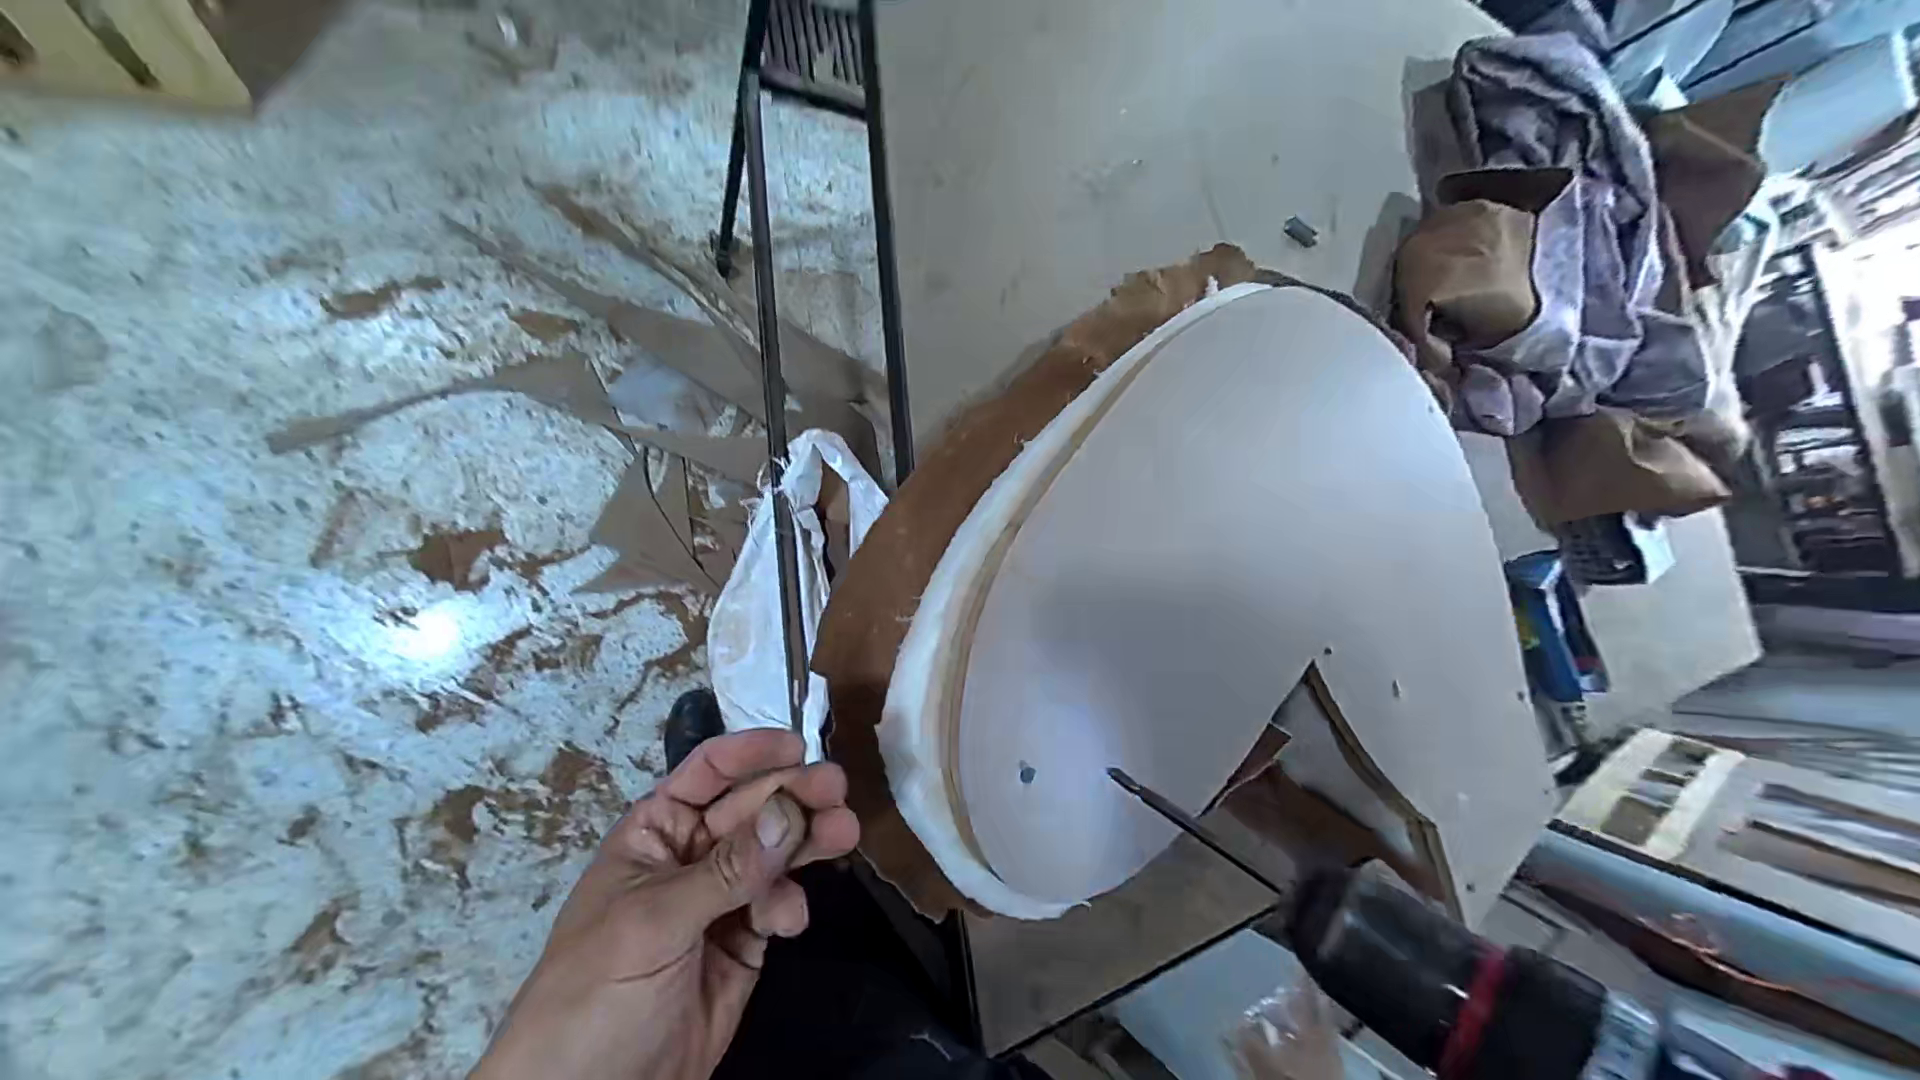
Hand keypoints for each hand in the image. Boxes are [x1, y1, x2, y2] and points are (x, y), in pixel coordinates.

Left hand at [472, 729, 859, 1079]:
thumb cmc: (595, 995)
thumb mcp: (654, 924)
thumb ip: (727, 869)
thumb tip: (790, 812)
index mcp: (657, 831)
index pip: (708, 774)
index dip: (750, 753)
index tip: (797, 745)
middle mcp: (694, 853)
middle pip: (754, 808)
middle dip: (794, 796)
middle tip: (838, 790)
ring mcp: (723, 896)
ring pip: (776, 851)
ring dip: (808, 842)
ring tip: (845, 835)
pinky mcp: (746, 939)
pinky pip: (778, 903)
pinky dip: (789, 906)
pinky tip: (789, 923)